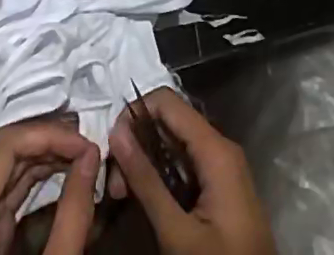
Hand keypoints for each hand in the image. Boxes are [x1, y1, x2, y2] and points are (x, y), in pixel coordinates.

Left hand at [0, 117, 100, 254]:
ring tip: (87, 160)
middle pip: (5, 154)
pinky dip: (39, 182)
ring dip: (49, 158)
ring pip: (7, 170)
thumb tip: (92, 154)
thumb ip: (74, 213)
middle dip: (52, 143)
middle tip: (93, 149)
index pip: (5, 145)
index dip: (49, 134)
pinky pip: (8, 194)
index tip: (88, 144)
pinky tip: (68, 179)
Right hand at [109, 89, 275, 254]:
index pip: (167, 102)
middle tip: (116, 187)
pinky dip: (160, 175)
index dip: (135, 114)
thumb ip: (147, 181)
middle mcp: (220, 146)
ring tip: (124, 197)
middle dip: (137, 145)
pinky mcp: (218, 184)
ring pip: (173, 144)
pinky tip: (143, 199)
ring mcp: (221, 165)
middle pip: (169, 122)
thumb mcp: (177, 231)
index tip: (112, 149)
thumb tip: (117, 133)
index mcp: (216, 149)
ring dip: (145, 163)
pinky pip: (184, 164)